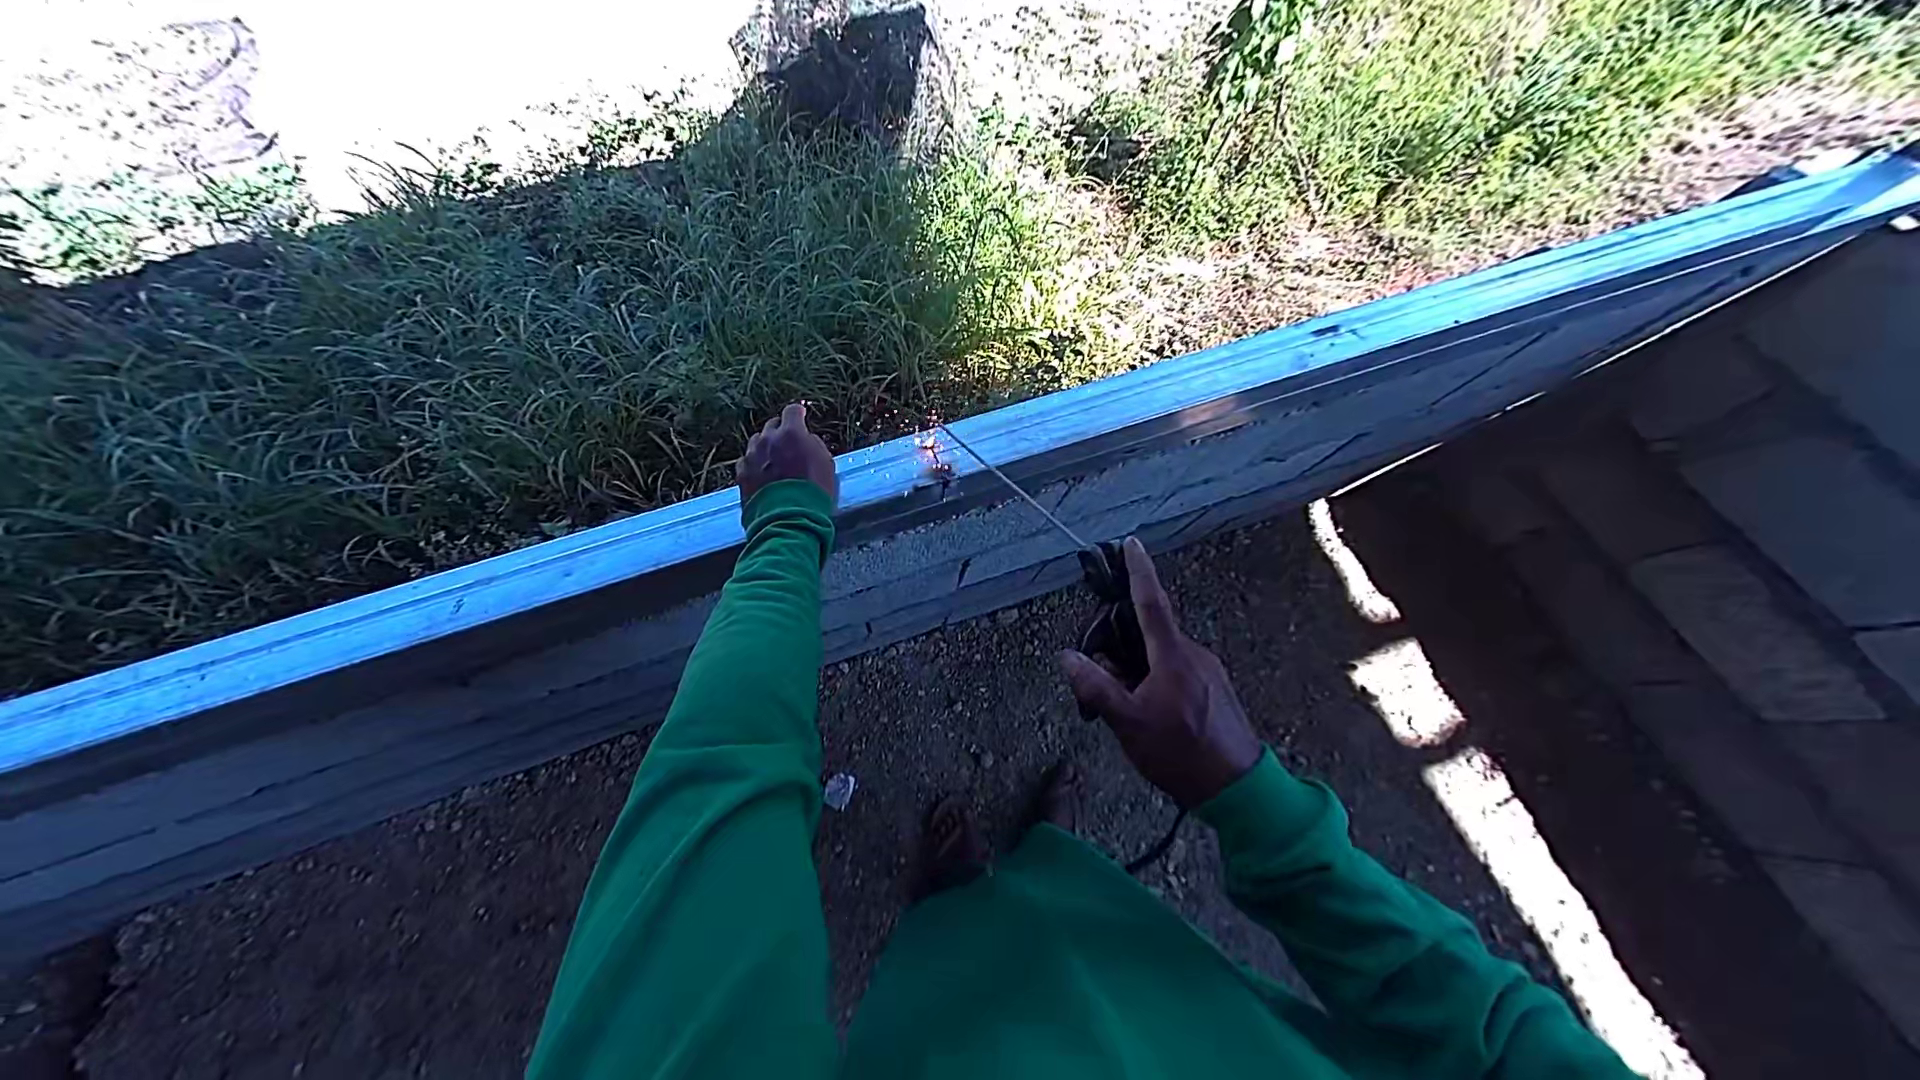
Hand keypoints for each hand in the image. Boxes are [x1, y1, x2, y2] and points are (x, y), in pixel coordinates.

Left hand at [738, 402, 837, 509]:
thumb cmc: (813, 492)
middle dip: (781, 431)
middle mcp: (768, 439)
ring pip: (757, 442)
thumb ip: (814, 445)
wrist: (788, 519)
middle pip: (772, 426)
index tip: (801, 414)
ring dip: (766, 447)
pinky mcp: (741, 474)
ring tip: (775, 461)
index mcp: (791, 433)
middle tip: (789, 442)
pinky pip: (747, 461)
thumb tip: (806, 439)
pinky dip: (755, 464)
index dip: (798, 413)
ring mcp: (751, 456)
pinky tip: (763, 475)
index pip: (792, 411)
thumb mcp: (826, 464)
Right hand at [1058, 537, 1262, 808]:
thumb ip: (1095, 686)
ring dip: (1136, 671)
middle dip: (1120, 648)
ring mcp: (1208, 672)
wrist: (1238, 790)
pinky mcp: (1215, 689)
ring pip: (1160, 655)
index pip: (1151, 602)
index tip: (1131, 544)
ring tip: (1126, 709)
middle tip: (1102, 680)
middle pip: (1148, 633)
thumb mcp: (1128, 722)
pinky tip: (1148, 714)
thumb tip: (1068, 657)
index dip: (1139, 571)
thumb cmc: (1182, 754)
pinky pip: (1176, 671)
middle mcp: (1194, 655)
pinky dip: (1154, 681)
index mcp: (1173, 656)